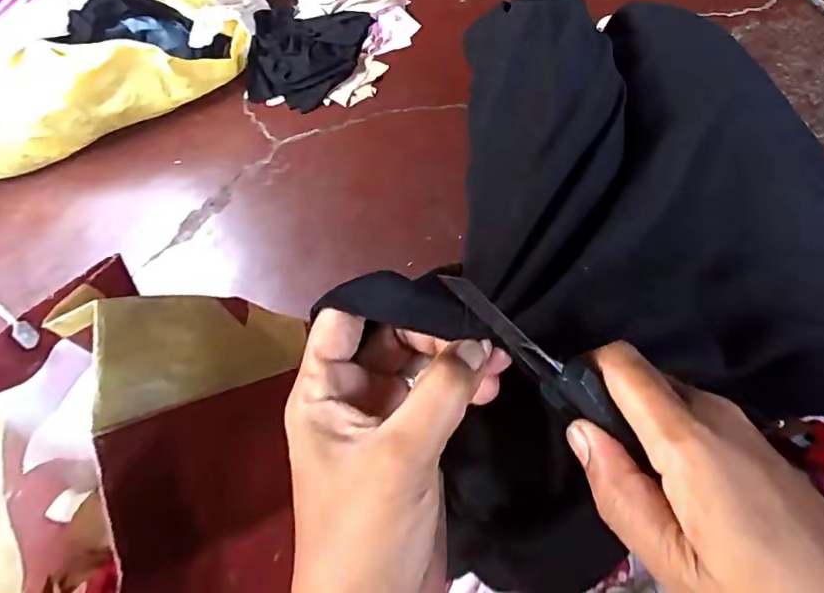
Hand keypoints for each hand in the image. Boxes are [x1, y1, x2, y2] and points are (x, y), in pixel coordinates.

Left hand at [286, 309, 512, 592]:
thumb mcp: (401, 453)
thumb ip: (443, 388)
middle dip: (438, 332)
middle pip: (394, 336)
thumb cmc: (366, 530)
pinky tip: (494, 385)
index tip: (438, 294)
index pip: (344, 320)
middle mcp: (351, 396)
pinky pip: (441, 390)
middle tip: (481, 338)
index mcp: (323, 392)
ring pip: (423, 362)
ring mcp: (384, 417)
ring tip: (500, 359)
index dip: (384, 299)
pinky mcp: (414, 437)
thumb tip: (480, 339)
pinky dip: (467, 383)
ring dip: (460, 356)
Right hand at [567, 343, 823, 592]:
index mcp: (685, 434)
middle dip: (611, 406)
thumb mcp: (674, 562)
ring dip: (640, 424)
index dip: (588, 368)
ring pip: (666, 397)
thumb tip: (580, 431)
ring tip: (637, 487)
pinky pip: (691, 413)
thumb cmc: (755, 586)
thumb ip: (620, 492)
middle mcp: (709, 406)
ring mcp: (734, 414)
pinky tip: (675, 488)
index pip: (623, 363)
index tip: (563, 399)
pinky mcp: (748, 430)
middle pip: (642, 379)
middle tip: (601, 468)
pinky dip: (668, 433)